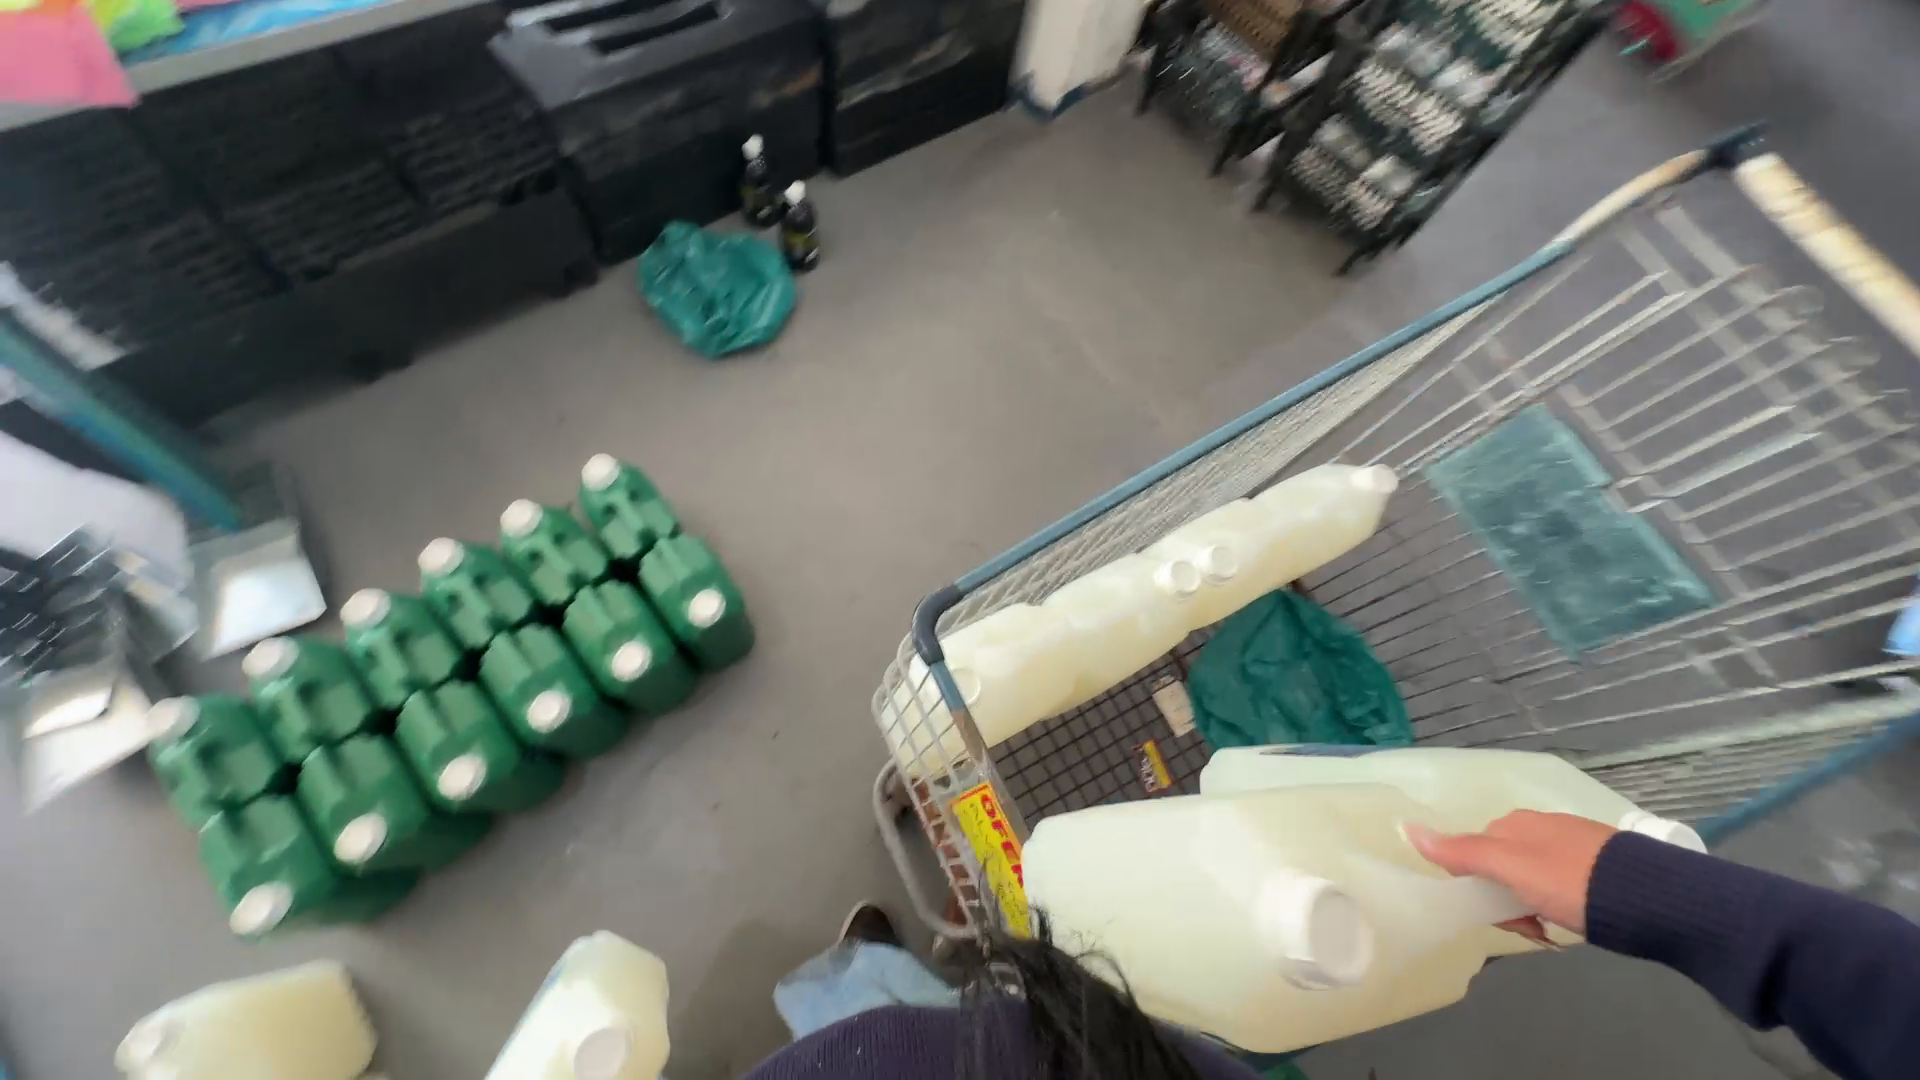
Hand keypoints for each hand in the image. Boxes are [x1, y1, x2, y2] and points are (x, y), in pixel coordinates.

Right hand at [1405, 810, 1617, 935]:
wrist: (1655, 897)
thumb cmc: (1571, 881)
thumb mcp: (1509, 869)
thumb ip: (1461, 852)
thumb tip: (1407, 828)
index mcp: (1512, 823)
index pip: (1474, 851)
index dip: (1478, 885)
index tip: (1502, 916)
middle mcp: (1538, 825)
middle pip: (1503, 865)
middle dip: (1508, 899)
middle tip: (1531, 929)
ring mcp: (1574, 842)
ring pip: (1534, 875)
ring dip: (1535, 903)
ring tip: (1557, 931)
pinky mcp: (1604, 862)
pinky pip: (1566, 881)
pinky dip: (1563, 901)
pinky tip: (1579, 918)